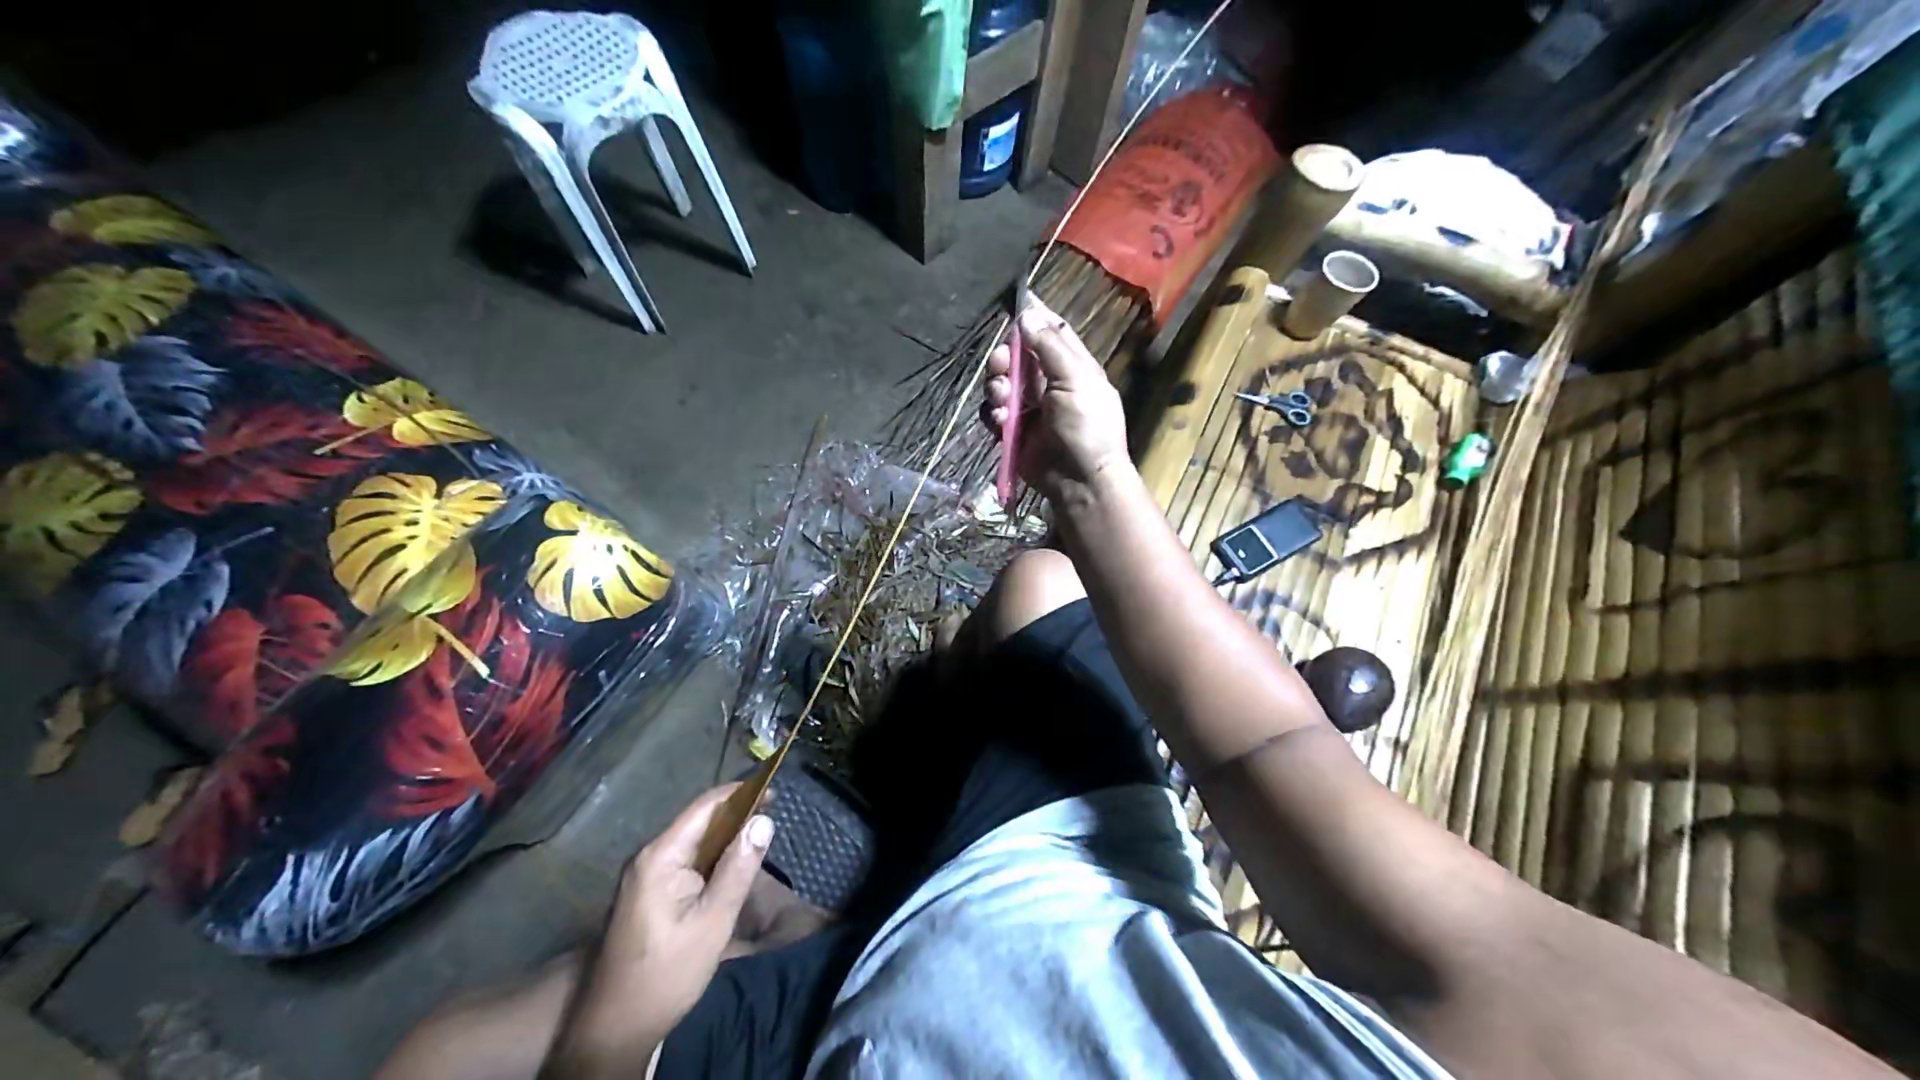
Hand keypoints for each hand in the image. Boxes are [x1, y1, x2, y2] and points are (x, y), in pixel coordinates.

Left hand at [544, 784, 773, 1076]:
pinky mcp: (648, 891)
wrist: (613, 1029)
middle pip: (699, 820)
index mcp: (660, 857)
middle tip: (775, 814)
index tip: (775, 789)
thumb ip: (738, 869)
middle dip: (737, 813)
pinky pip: (687, 860)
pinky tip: (734, 864)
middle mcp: (648, 857)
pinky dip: (714, 856)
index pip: (705, 807)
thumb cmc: (666, 975)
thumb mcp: (712, 922)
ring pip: (694, 841)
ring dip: (727, 836)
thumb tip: (764, 820)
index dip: (741, 793)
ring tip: (762, 835)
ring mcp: (645, 874)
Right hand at [981, 297, 1129, 508]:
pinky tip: (1003, 422)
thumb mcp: (1075, 380)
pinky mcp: (1014, 431)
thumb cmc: (1087, 427)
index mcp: (1073, 366)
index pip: (1052, 331)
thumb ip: (1049, 347)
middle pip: (1018, 356)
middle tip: (1001, 363)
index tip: (1016, 302)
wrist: (1080, 480)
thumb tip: (1027, 314)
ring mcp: (1030, 408)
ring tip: (1003, 399)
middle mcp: (1049, 383)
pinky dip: (994, 414)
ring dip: (997, 387)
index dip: (1035, 317)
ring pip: (1001, 383)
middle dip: (1005, 357)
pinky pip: (994, 413)